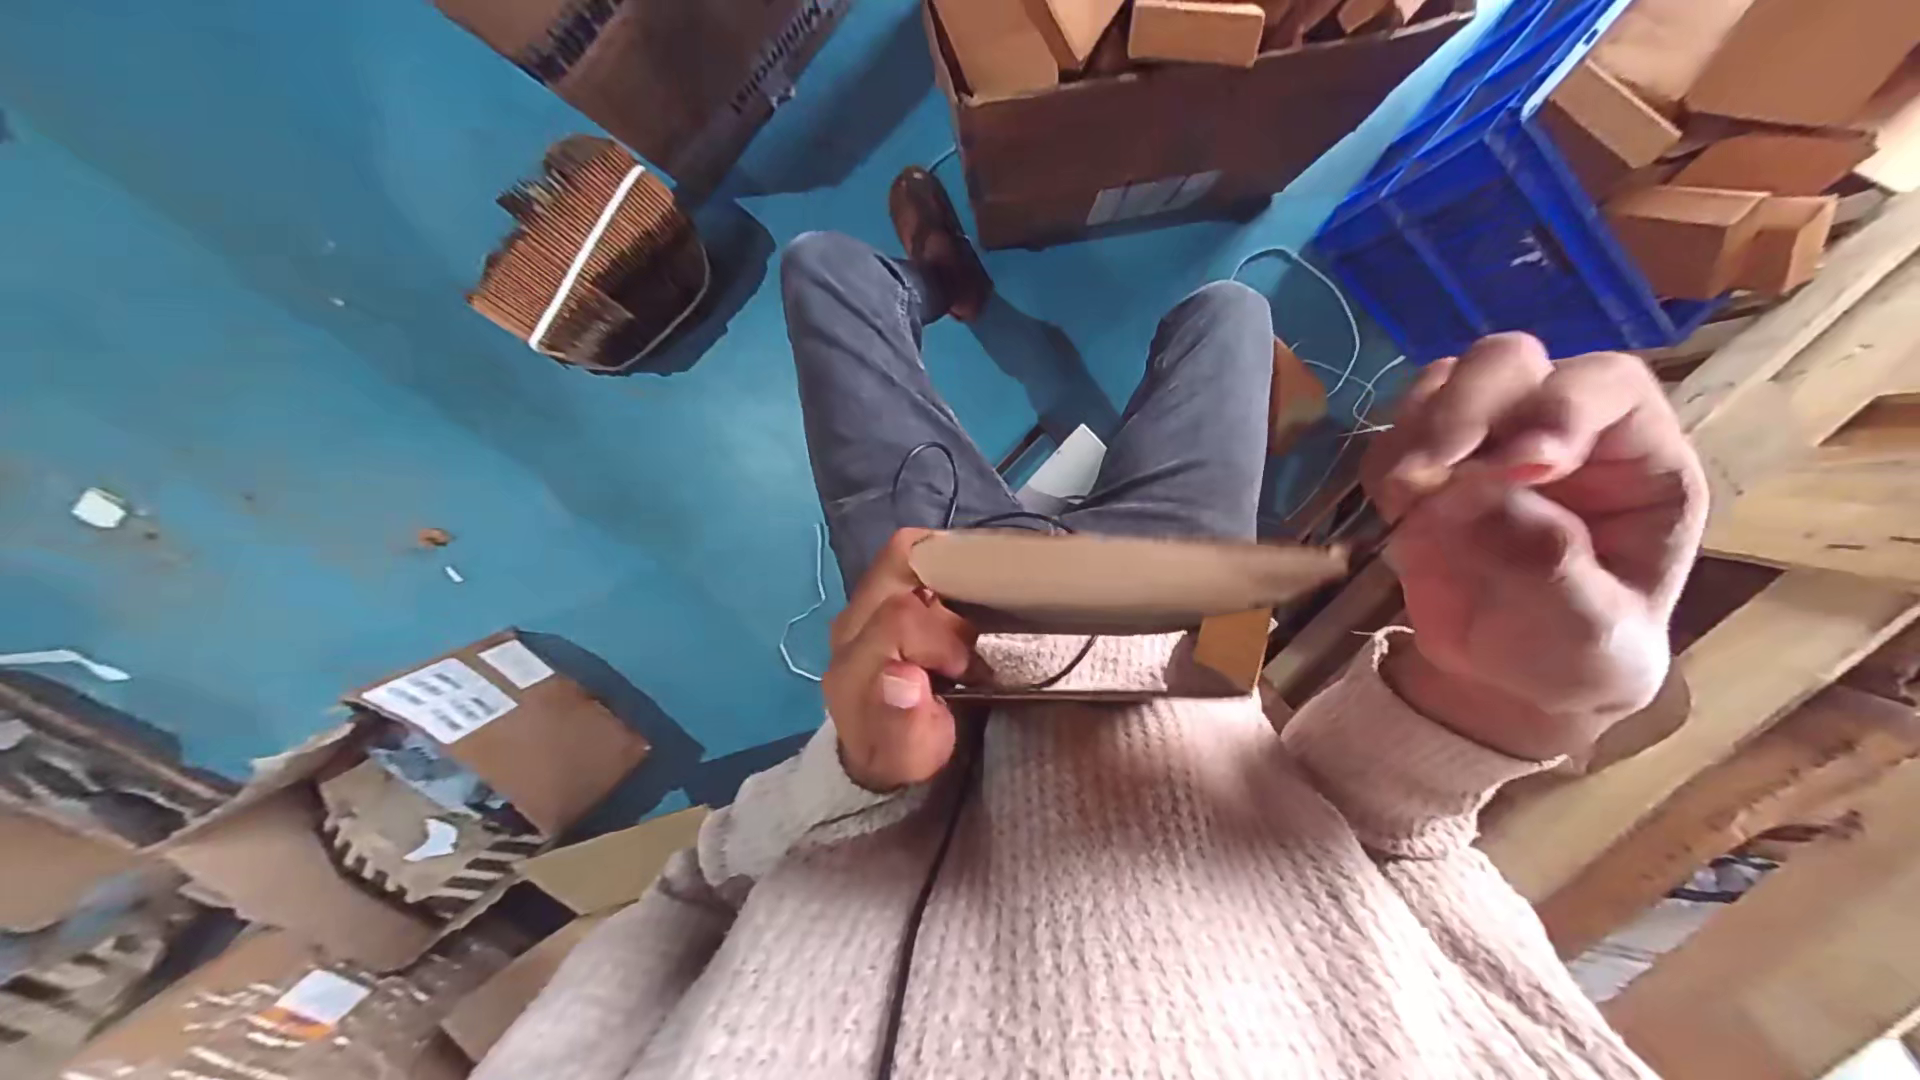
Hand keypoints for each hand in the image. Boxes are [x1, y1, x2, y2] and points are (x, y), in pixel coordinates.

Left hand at [822, 529, 980, 791]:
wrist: (878, 756)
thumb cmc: (900, 752)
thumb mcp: (910, 752)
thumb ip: (904, 720)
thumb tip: (903, 678)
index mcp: (855, 662)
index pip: (901, 615)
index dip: (943, 637)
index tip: (963, 667)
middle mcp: (850, 625)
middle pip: (897, 561)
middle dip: (948, 579)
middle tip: (972, 615)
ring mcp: (861, 609)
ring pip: (904, 557)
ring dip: (946, 578)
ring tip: (966, 617)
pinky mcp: (876, 603)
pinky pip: (909, 565)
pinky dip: (941, 575)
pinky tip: (960, 605)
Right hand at [1360, 334, 1708, 759]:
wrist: (1503, 674)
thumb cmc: (1572, 652)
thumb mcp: (1587, 626)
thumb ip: (1549, 560)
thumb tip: (1480, 494)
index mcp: (1632, 458)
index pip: (1602, 386)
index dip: (1557, 408)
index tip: (1522, 468)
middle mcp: (1552, 433)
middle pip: (1505, 363)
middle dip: (1462, 410)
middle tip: (1429, 473)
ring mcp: (1478, 447)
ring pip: (1437, 388)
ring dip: (1412, 437)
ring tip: (1405, 500)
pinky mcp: (1420, 472)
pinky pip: (1388, 440)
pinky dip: (1381, 467)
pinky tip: (1395, 510)